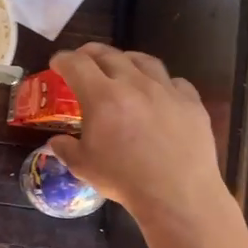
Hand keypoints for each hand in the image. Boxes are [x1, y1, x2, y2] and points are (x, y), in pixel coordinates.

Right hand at [47, 43, 227, 225]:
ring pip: (144, 61)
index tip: (56, 64)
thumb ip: (65, 148)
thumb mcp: (82, 165)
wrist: (178, 193)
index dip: (62, 60)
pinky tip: (157, 93)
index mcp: (102, 98)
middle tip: (82, 60)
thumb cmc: (124, 178)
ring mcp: (166, 91)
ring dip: (126, 60)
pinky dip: (160, 82)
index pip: (76, 64)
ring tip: (120, 67)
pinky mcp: (192, 103)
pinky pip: (174, 81)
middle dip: (90, 53)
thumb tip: (57, 142)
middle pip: (109, 55)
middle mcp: (134, 85)